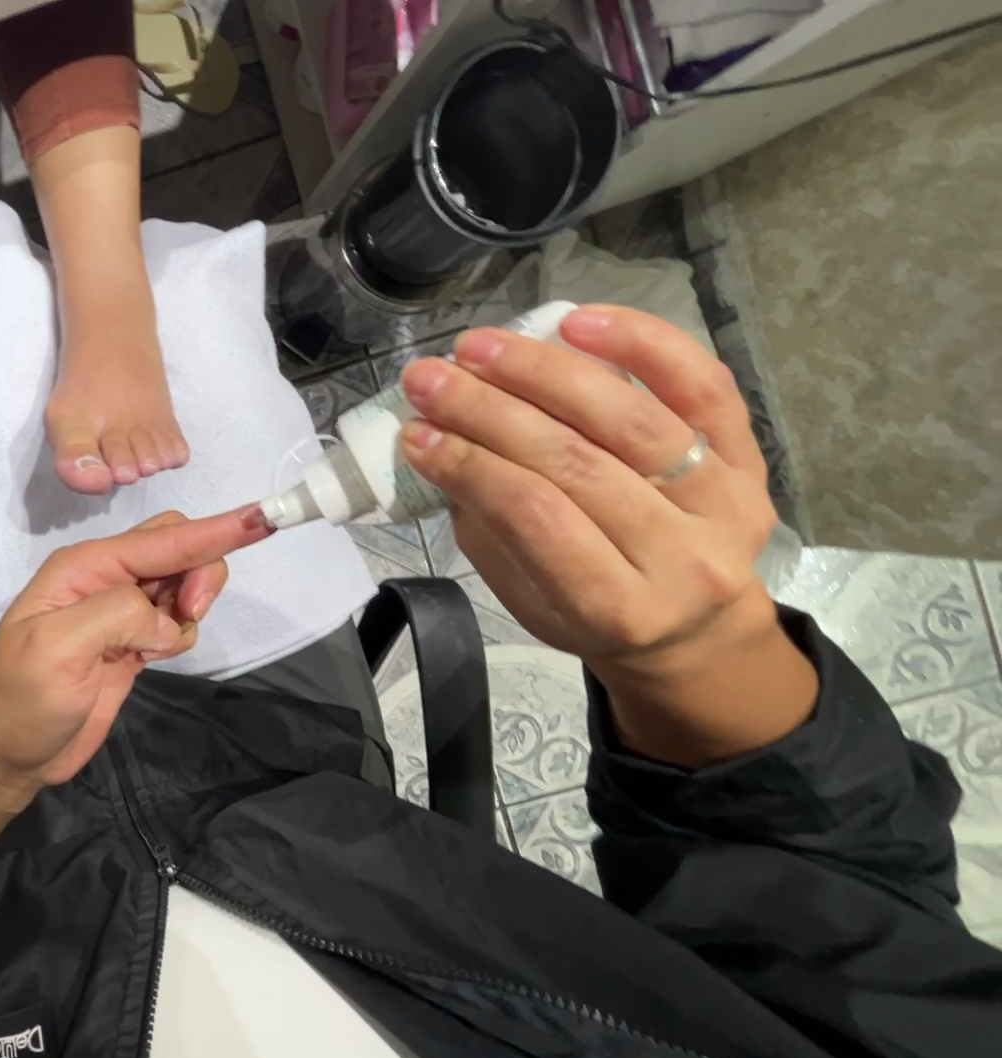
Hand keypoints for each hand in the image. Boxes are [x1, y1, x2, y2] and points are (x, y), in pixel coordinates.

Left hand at [0, 507, 271, 790]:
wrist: (9, 754)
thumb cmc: (21, 699)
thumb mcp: (56, 648)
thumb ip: (116, 616)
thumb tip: (167, 621)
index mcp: (84, 568)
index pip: (162, 538)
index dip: (214, 530)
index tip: (262, 518)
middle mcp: (105, 580)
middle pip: (178, 549)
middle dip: (200, 571)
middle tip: (191, 612)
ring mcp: (119, 613)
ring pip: (182, 582)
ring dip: (190, 606)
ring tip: (158, 644)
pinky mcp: (131, 644)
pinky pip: (177, 620)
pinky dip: (181, 632)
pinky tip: (154, 655)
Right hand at [397, 305, 815, 764]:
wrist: (692, 631)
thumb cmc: (585, 614)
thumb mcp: (520, 593)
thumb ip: (485, 521)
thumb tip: (439, 439)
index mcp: (613, 604)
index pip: (534, 514)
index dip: (468, 465)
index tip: (413, 432)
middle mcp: (681, 554)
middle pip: (576, 460)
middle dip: (488, 411)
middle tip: (429, 377)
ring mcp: (726, 501)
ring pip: (631, 418)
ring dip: (543, 370)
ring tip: (478, 346)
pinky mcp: (750, 458)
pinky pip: (705, 387)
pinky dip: (642, 344)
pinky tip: (578, 320)